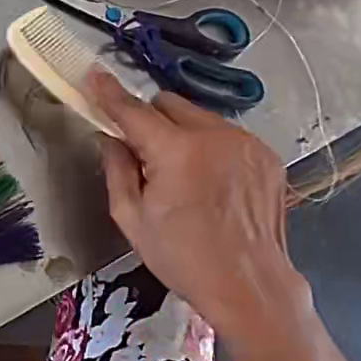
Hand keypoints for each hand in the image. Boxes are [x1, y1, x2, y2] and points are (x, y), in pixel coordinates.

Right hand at [85, 69, 312, 345]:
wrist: (249, 286)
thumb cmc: (181, 255)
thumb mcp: (130, 215)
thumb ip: (116, 167)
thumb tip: (110, 138)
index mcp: (178, 152)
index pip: (134, 111)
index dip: (109, 93)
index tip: (93, 74)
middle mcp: (217, 137)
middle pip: (169, 104)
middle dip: (148, 120)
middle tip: (141, 155)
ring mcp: (247, 144)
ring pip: (198, 117)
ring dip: (178, 132)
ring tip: (179, 174)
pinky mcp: (266, 156)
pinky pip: (224, 134)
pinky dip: (207, 145)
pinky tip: (207, 181)